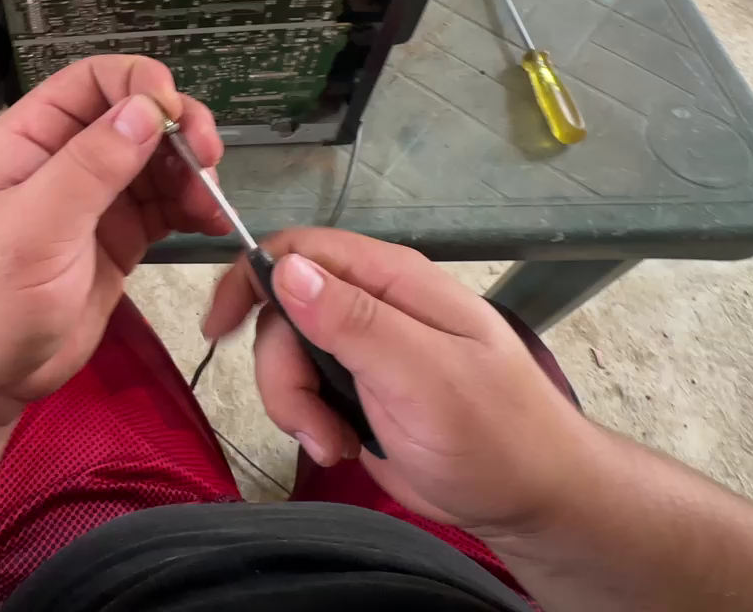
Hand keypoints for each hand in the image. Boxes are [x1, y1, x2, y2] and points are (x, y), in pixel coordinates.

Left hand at [0, 56, 228, 425]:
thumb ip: (92, 166)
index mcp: (30, 139)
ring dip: (190, 173)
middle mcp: (64, 161)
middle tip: (209, 159)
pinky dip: (190, 209)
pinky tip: (211, 222)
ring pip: (154, 164)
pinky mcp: (114, 242)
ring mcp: (92, 203)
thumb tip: (148, 109)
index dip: (137, 83)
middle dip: (176, 129)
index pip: (90, 83)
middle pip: (133, 119)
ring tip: (212, 202)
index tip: (175, 111)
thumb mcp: (32, 227)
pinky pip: (161, 210)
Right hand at [203, 229, 616, 537]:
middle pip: (283, 311)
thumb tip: (283, 268)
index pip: (300, 249)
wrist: (533, 504)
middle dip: (282, 371)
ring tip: (334, 443)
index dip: (251, 278)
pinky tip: (340, 445)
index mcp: (388, 279)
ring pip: (286, 353)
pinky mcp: (354, 384)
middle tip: (309, 423)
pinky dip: (307, 419)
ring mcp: (361, 344)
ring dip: (295, 403)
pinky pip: (302, 387)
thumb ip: (353, 320)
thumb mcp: (423, 376)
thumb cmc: (494, 434)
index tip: (218, 327)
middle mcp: (369, 301)